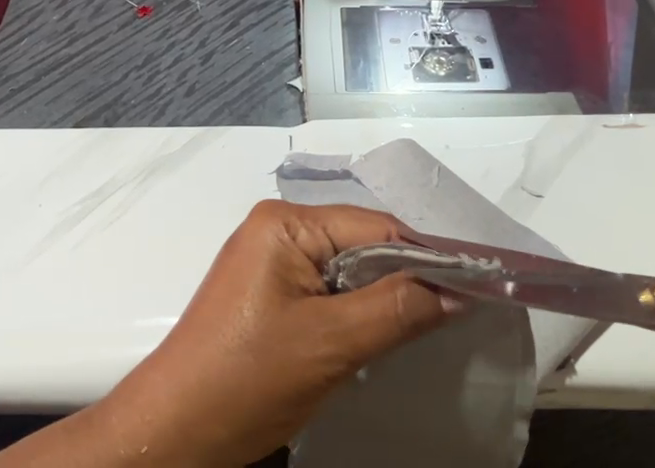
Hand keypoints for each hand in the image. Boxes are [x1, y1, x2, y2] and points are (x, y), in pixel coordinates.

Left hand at [0, 201, 456, 467]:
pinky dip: (358, 309)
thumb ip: (398, 309)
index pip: (375, 226)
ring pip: (349, 269)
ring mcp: (271, 261)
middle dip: (407, 276)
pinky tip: (385, 332)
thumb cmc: (246, 380)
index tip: (478, 282)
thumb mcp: (332, 344)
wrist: (176, 431)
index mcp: (285, 223)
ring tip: (431, 322)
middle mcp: (278, 229)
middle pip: (363, 243)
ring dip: (385, 296)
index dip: (427, 254)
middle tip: (460, 307)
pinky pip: (329, 288)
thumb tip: (459, 289)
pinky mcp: (271, 293)